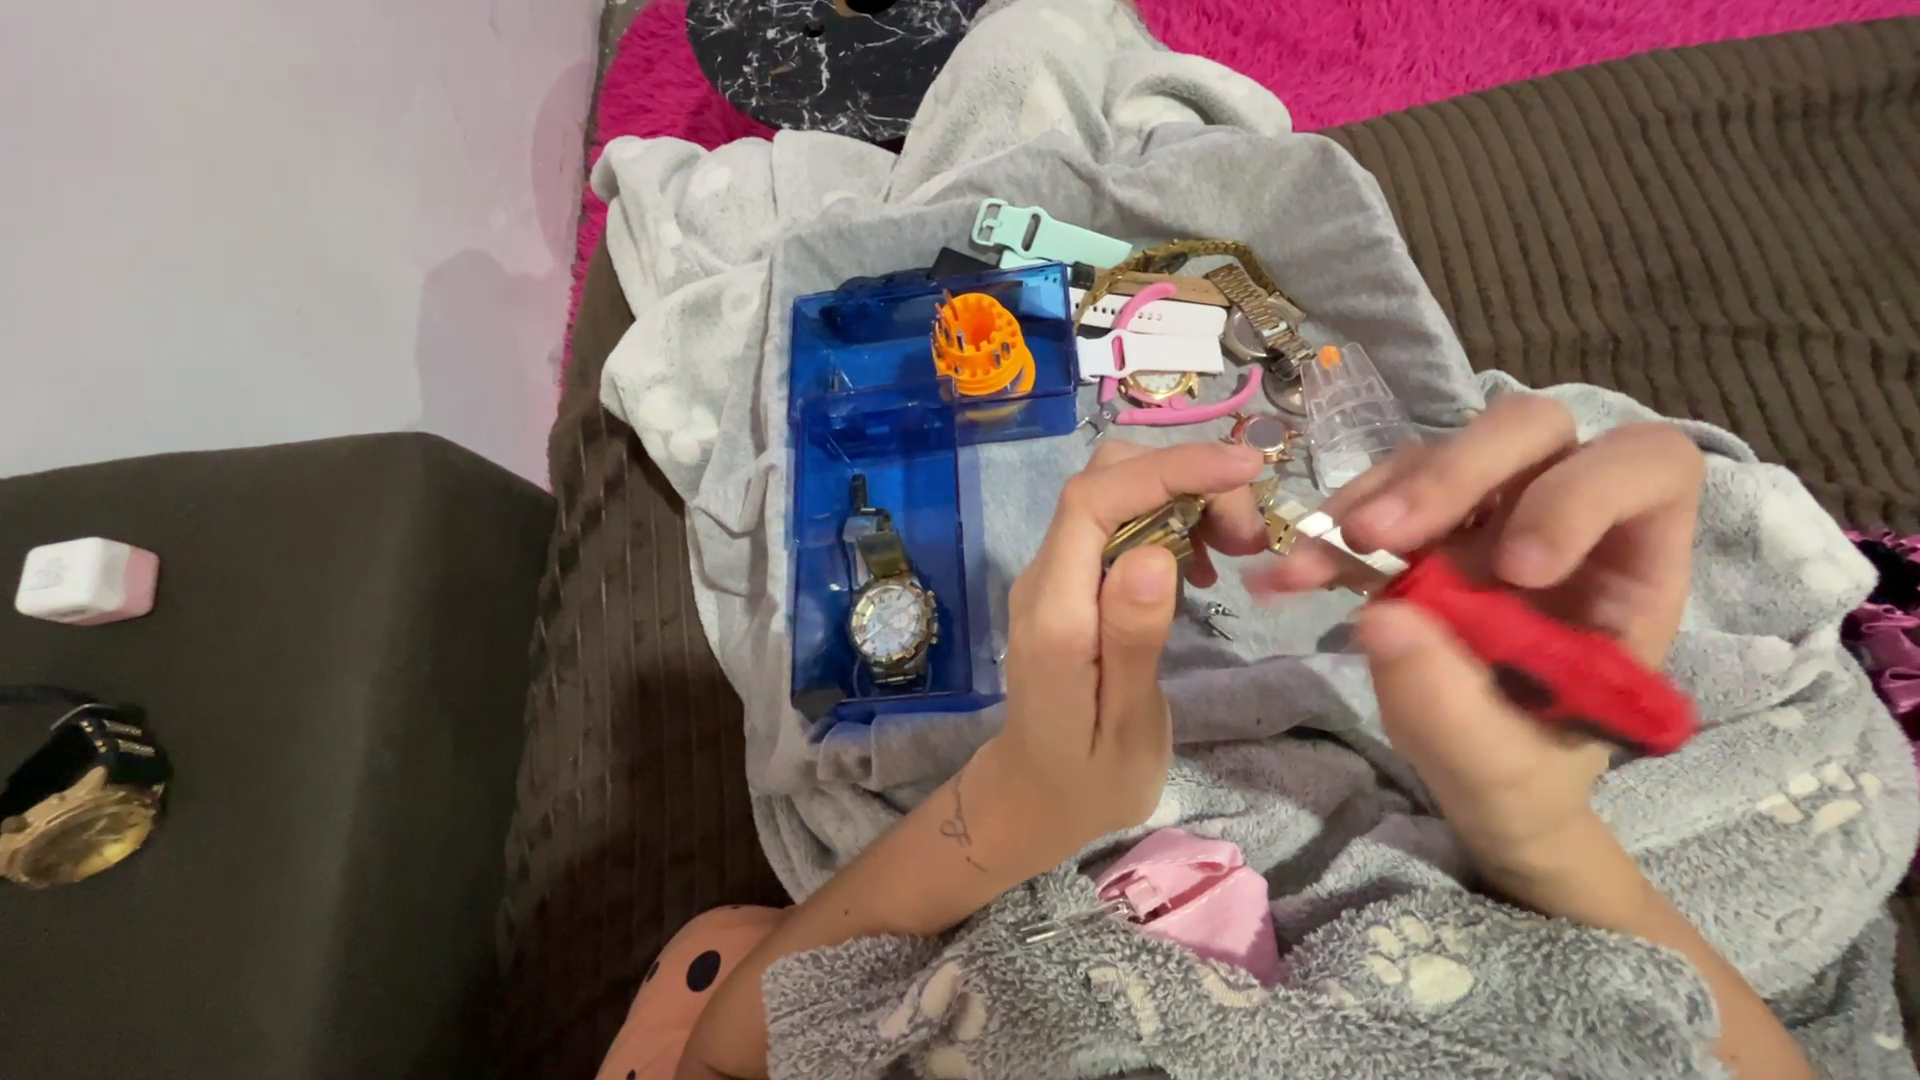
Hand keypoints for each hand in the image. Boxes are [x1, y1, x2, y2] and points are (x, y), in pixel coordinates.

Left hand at [978, 439, 1265, 870]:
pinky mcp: (1072, 582)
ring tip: (1238, 547)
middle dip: (1183, 479)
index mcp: (1053, 614)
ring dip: (1183, 497)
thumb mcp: (1125, 727)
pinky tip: (1204, 566)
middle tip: (1249, 533)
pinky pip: (1119, 524)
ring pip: (1114, 493)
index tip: (1244, 470)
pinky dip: (1171, 521)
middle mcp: (1044, 579)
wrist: (1038, 790)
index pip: (1092, 503)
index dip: (1167, 470)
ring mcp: (1054, 576)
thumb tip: (1155, 555)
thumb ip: (1132, 640)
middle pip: (1102, 480)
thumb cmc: (1089, 777)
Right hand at [1251, 395, 1705, 904]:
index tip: (1510, 568)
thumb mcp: (1497, 766)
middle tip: (1374, 536)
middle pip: (1525, 431)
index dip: (1577, 493)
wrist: (1472, 773)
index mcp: (1625, 568)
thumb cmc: (1520, 771)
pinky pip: (1369, 500)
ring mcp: (1475, 519)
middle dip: (1447, 475)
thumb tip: (1381, 618)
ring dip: (1365, 502)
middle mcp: (1551, 519)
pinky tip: (1291, 575)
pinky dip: (1325, 532)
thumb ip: (1452, 707)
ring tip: (1308, 565)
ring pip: (1431, 454)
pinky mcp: (1413, 532)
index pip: (1643, 469)